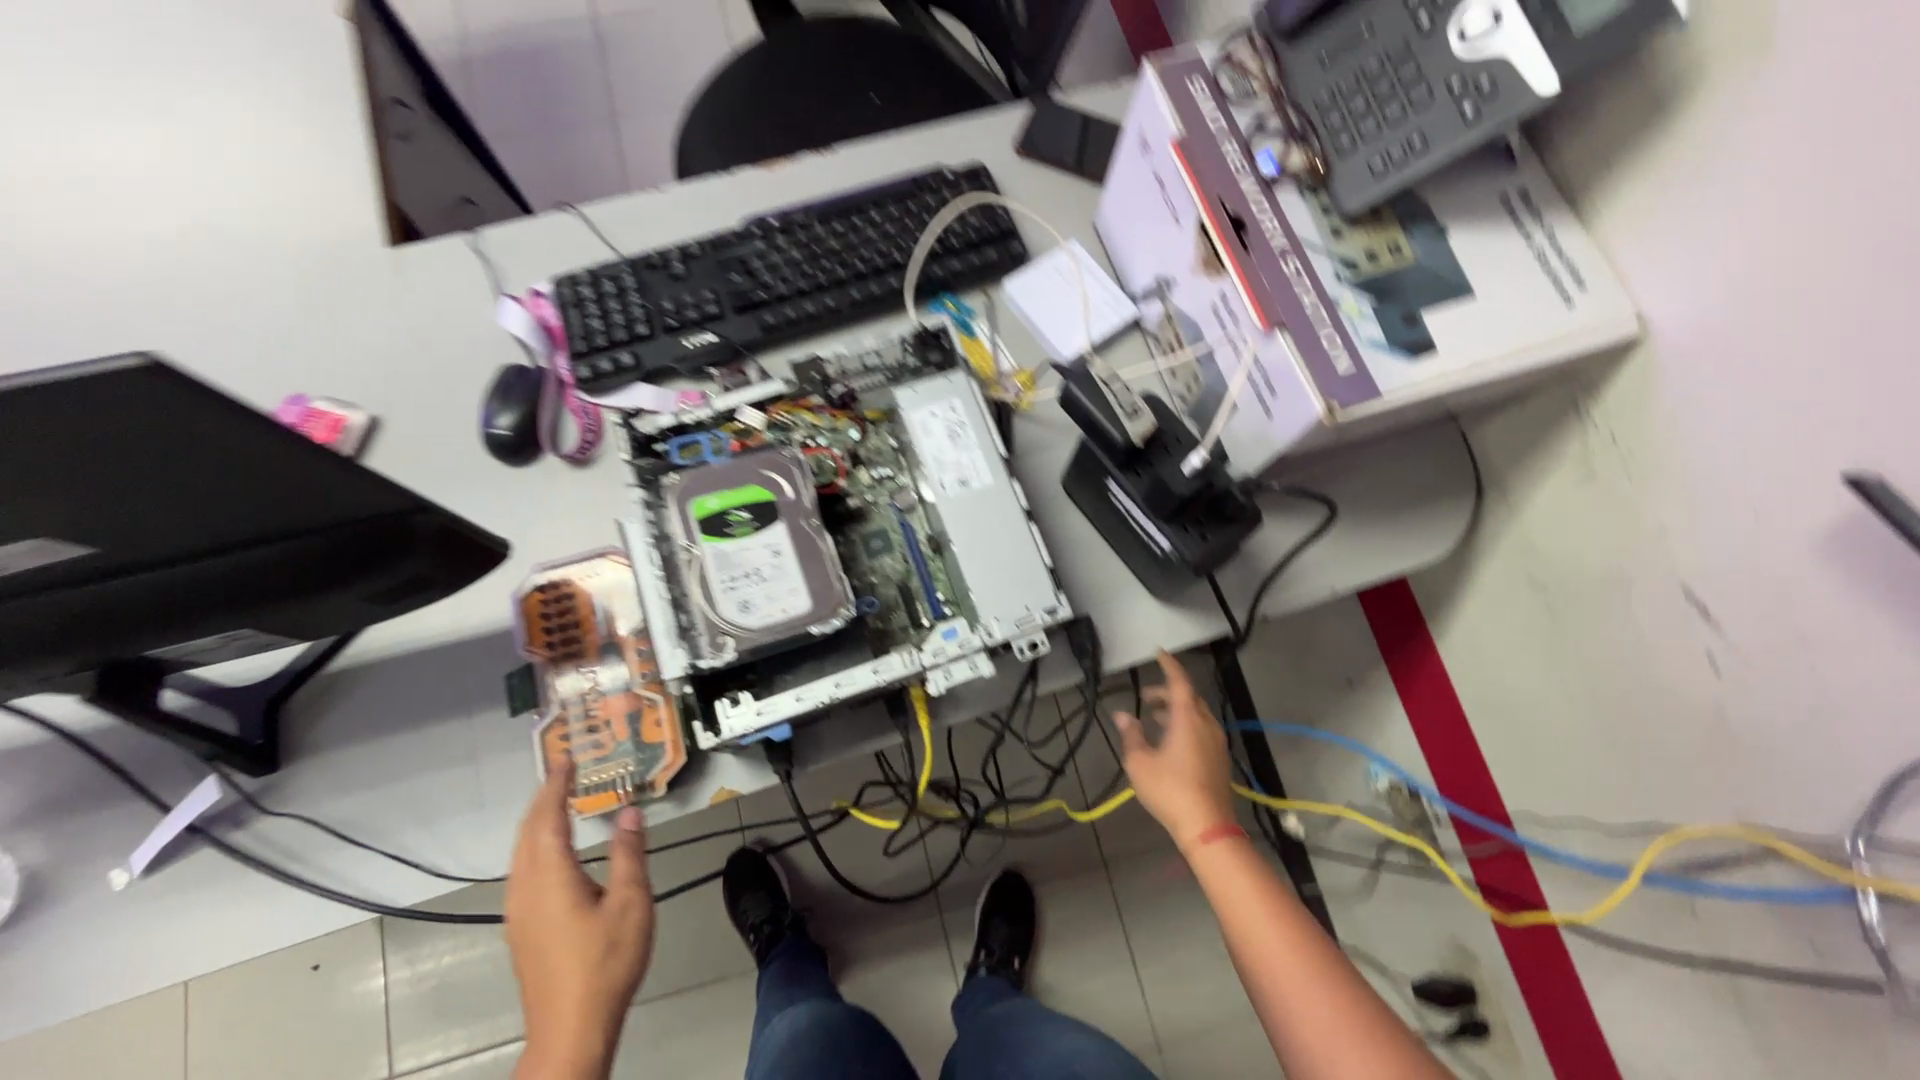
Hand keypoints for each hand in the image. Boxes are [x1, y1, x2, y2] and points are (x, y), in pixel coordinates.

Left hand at [507, 762, 653, 1079]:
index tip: (567, 760)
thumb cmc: (606, 963)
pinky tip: (554, 852)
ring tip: (560, 804)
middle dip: (543, 799)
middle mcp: (525, 887)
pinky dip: (536, 846)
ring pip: (520, 852)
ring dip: (537, 823)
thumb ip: (628, 854)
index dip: (556, 786)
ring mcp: (517, 910)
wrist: (571, 1027)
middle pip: (527, 832)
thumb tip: (629, 812)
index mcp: (551, 876)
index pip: (548, 817)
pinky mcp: (520, 927)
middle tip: (565, 775)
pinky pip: (521, 870)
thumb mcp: (632, 904)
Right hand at [1113, 651, 1238, 852]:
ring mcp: (1217, 743)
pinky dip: (1185, 725)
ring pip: (1197, 715)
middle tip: (1146, 697)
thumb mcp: (1139, 762)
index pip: (1179, 681)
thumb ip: (1131, 735)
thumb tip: (1121, 715)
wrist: (1207, 826)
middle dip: (1168, 692)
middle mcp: (1206, 725)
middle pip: (1189, 697)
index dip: (1169, 665)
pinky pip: (1202, 730)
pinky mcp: (1219, 759)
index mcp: (1187, 719)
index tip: (1159, 653)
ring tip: (1155, 718)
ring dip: (1176, 710)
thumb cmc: (1169, 790)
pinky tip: (1171, 742)